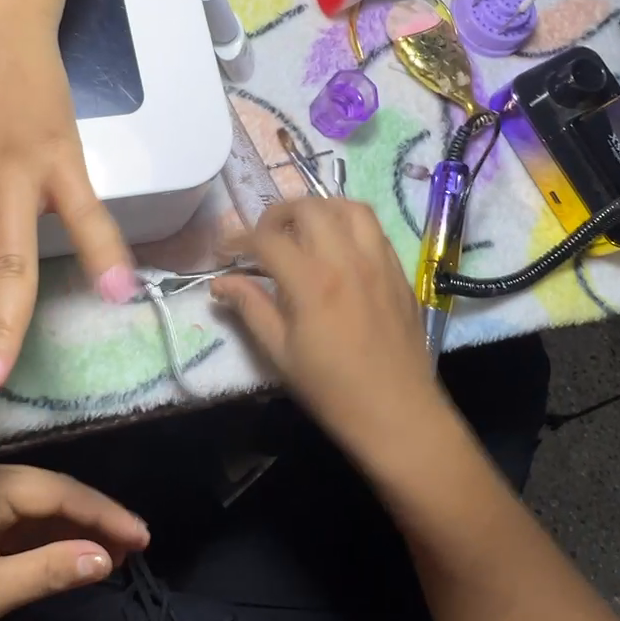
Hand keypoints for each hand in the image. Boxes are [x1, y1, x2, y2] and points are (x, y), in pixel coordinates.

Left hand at [0, 462, 148, 620]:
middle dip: (94, 520)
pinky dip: (48, 538)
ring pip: (38, 507)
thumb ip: (49, 570)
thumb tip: (107, 557)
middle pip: (52, 493)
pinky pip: (18, 520)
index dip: (105, 514)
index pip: (59, 491)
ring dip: (74, 530)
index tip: (144, 537)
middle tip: (136, 548)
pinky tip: (73, 554)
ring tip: (115, 555)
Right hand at [211, 199, 447, 452]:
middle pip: (309, 208)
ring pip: (348, 207)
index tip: (225, 250)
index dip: (239, 238)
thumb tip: (220, 282)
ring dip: (319, 209)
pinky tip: (338, 246)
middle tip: (264, 238)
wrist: (397, 414)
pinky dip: (349, 224)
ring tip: (303, 230)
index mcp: (312, 281)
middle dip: (278, 214)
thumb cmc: (331, 390)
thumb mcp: (280, 353)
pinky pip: (374, 228)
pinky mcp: (399, 272)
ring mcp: (378, 261)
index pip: (267, 238)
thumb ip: (250, 308)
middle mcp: (347, 259)